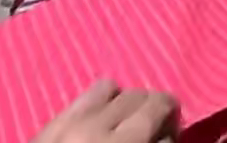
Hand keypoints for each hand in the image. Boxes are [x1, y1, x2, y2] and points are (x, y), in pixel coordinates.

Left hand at [32, 80, 177, 142]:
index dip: (172, 129)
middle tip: (160, 131)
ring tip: (129, 124)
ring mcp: (73, 123)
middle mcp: (99, 132)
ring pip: (117, 89)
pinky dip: (104, 100)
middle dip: (157, 112)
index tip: (173, 136)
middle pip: (143, 101)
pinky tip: (103, 119)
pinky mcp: (52, 122)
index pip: (161, 125)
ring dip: (130, 103)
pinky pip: (89, 93)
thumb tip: (164, 141)